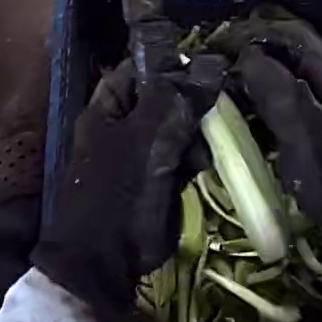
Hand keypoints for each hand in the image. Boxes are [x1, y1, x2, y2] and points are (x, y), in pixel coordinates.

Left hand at [31, 45, 224, 321]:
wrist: (106, 261)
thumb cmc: (118, 194)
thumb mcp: (148, 139)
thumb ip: (178, 99)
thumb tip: (214, 62)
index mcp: (110, 107)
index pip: (142, 67)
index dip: (172, 61)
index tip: (209, 63)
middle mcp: (125, 124)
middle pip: (167, 97)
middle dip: (193, 101)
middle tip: (215, 109)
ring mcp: (144, 152)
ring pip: (181, 126)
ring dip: (198, 132)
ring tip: (203, 150)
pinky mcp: (161, 178)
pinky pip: (185, 155)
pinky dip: (197, 156)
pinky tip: (203, 164)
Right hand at [223, 15, 321, 286]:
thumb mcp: (308, 138)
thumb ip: (281, 94)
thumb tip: (248, 56)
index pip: (295, 36)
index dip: (255, 34)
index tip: (218, 45)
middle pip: (291, 51)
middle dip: (253, 49)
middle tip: (215, 61)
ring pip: (288, 73)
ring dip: (256, 71)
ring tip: (223, 80)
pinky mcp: (321, 127)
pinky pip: (288, 98)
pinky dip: (263, 96)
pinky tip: (243, 108)